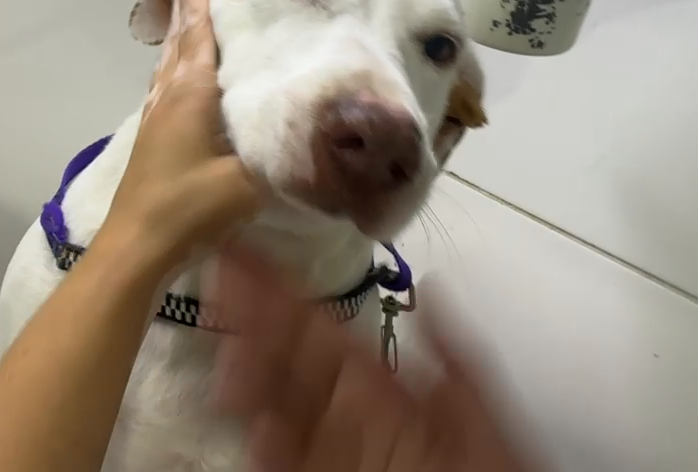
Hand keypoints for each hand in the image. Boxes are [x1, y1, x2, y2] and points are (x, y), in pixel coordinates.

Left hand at [99, 0, 262, 273]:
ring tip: (190, 16)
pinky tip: (185, 77)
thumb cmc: (190, 206)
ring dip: (179, 35)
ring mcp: (156, 114)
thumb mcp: (246, 183)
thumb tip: (315, 140)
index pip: (196, 32)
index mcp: (190, 92)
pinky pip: (166, 84)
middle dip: (184, 6)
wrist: (137, 242)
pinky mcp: (153, 134)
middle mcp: (169, 94)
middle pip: (178, 39)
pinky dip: (177, 65)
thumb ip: (281, 158)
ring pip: (169, 62)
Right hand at [212, 249, 535, 471]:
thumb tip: (432, 284)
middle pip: (284, 354)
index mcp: (375, 384)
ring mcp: (324, 446)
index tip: (244, 247)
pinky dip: (259, 434)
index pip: (315, 326)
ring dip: (245, 366)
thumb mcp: (479, 415)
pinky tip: (244, 409)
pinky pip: (280, 453)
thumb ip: (456, 355)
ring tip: (227, 339)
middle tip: (218, 270)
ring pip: (271, 398)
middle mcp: (341, 409)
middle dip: (247, 310)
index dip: (278, 286)